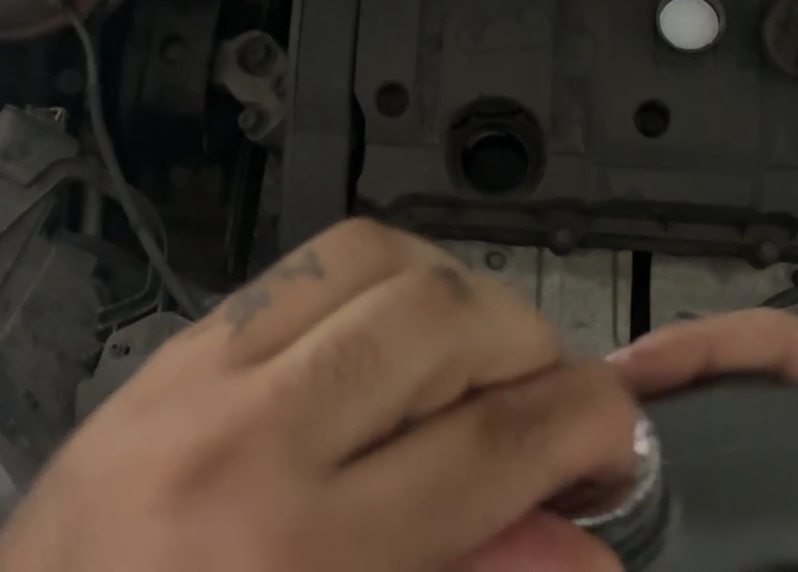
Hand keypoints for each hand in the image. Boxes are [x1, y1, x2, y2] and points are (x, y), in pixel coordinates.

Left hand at [0, 219, 636, 571]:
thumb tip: (586, 543)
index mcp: (294, 554)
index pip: (489, 441)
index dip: (586, 423)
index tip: (615, 434)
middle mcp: (245, 443)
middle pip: (441, 316)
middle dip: (527, 346)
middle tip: (542, 396)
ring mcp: (202, 373)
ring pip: (378, 256)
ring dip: (456, 293)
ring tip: (471, 354)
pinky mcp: (182, 343)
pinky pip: (311, 261)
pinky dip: (384, 278)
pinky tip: (394, 330)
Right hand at [610, 310, 797, 571]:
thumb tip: (767, 543)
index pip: (793, 343)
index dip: (704, 343)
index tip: (633, 370)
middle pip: (763, 362)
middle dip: (682, 370)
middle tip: (607, 403)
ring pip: (760, 403)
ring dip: (690, 406)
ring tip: (622, 430)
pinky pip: (773, 449)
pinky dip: (718, 444)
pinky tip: (675, 466)